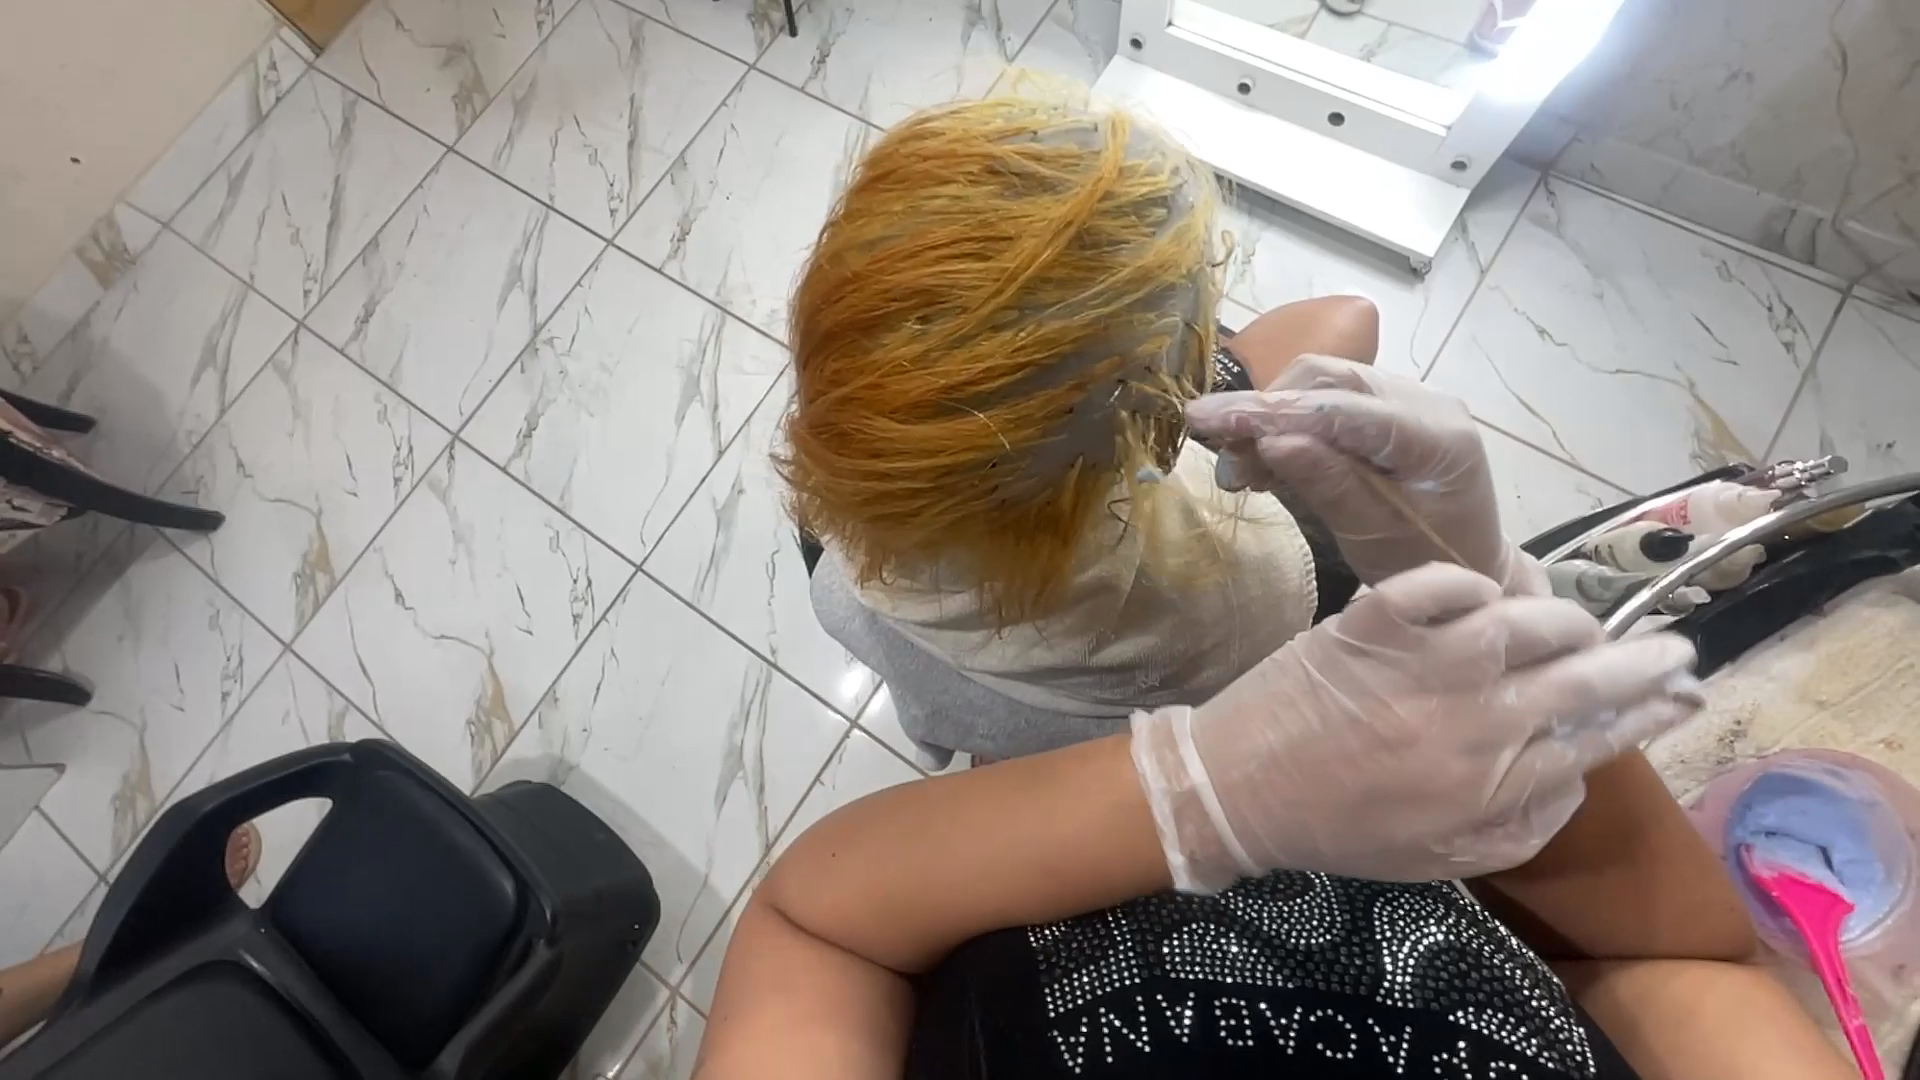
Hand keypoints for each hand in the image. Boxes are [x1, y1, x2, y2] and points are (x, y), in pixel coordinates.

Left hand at [1131, 563, 1699, 887]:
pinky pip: (1431, 585)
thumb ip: (1525, 822)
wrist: (1237, 791)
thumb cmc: (1337, 827)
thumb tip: (1578, 772)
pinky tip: (1476, 591)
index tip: (1684, 689)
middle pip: (1584, 678)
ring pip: (1523, 623)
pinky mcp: (1364, 627)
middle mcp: (1474, 721)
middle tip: (1670, 642)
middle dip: (1642, 659)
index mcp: (1496, 783)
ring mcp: (1419, 666)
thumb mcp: (1446, 857)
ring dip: (1560, 615)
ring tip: (1569, 619)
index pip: (1601, 739)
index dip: (1652, 711)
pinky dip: (1463, 580)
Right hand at [1187, 355, 1535, 591]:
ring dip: (1267, 416)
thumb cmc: (1422, 564)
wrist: (1463, 568)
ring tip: (1240, 466)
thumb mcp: (1372, 535)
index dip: (1266, 411)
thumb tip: (1269, 441)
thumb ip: (1327, 484)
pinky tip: (1262, 458)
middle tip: (1223, 456)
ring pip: (1318, 380)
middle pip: (1324, 377)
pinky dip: (1282, 424)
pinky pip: (1322, 398)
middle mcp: (1424, 401)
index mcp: (1435, 436)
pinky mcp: (1382, 407)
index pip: (1338, 409)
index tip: (1202, 418)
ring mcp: (1404, 398)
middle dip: (1262, 409)